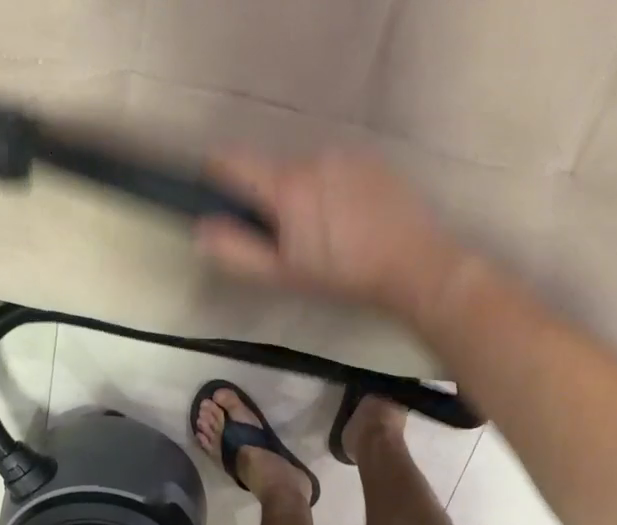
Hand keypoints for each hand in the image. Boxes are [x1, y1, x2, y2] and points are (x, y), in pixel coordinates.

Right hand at [195, 148, 477, 318]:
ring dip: (305, 196)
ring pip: (306, 171)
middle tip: (288, 240)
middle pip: (272, 170)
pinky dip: (334, 191)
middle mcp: (312, 158)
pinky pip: (337, 170)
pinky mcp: (373, 160)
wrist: (416, 266)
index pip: (230, 160)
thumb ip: (236, 250)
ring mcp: (346, 156)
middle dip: (270, 199)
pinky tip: (352, 223)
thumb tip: (201, 229)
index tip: (221, 199)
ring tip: (326, 235)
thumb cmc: (342, 276)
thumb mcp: (283, 274)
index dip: (216, 175)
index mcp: (285, 185)